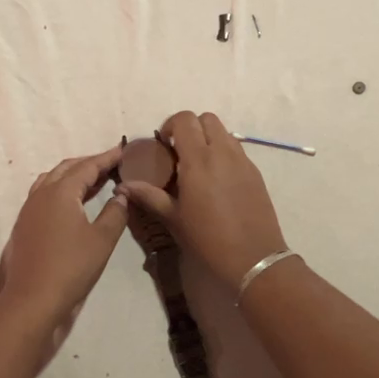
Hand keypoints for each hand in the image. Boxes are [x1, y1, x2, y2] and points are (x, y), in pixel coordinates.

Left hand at [0, 145, 129, 339]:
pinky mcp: (24, 226)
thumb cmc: (71, 267)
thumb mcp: (102, 240)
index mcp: (60, 192)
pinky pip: (43, 195)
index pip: (87, 166)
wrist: (32, 300)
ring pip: (51, 180)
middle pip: (66, 169)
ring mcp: (28, 210)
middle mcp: (41, 194)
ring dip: (72, 176)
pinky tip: (71, 203)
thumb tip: (120, 195)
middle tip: (111, 163)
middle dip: (89, 163)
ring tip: (92, 180)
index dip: (106, 158)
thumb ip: (115, 213)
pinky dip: (61, 190)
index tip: (123, 151)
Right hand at [120, 112, 288, 288]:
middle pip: (207, 118)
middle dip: (191, 128)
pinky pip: (237, 150)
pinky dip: (223, 153)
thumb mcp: (173, 218)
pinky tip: (217, 181)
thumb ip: (148, 196)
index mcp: (199, 160)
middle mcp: (222, 152)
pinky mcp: (255, 173)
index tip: (164, 145)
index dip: (171, 126)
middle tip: (180, 152)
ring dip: (208, 139)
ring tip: (198, 166)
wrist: (253, 259)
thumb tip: (123, 186)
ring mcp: (243, 161)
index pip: (185, 120)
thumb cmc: (207, 239)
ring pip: (224, 132)